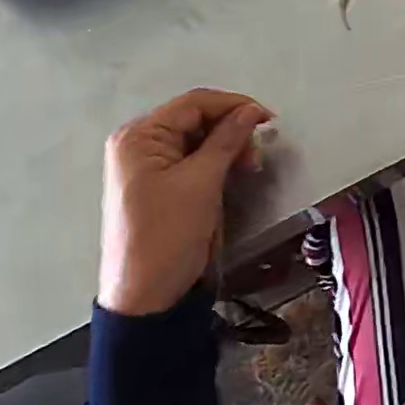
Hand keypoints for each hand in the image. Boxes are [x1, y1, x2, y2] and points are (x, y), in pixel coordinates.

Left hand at [99, 88, 272, 315]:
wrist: (144, 299)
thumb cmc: (168, 236)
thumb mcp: (201, 183)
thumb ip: (226, 141)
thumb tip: (250, 111)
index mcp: (138, 136)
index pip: (192, 104)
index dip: (232, 105)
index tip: (267, 118)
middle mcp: (136, 143)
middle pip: (192, 120)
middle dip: (228, 129)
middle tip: (257, 152)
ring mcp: (144, 165)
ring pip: (193, 141)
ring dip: (224, 148)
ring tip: (249, 166)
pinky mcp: (154, 185)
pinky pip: (188, 162)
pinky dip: (212, 164)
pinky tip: (231, 174)